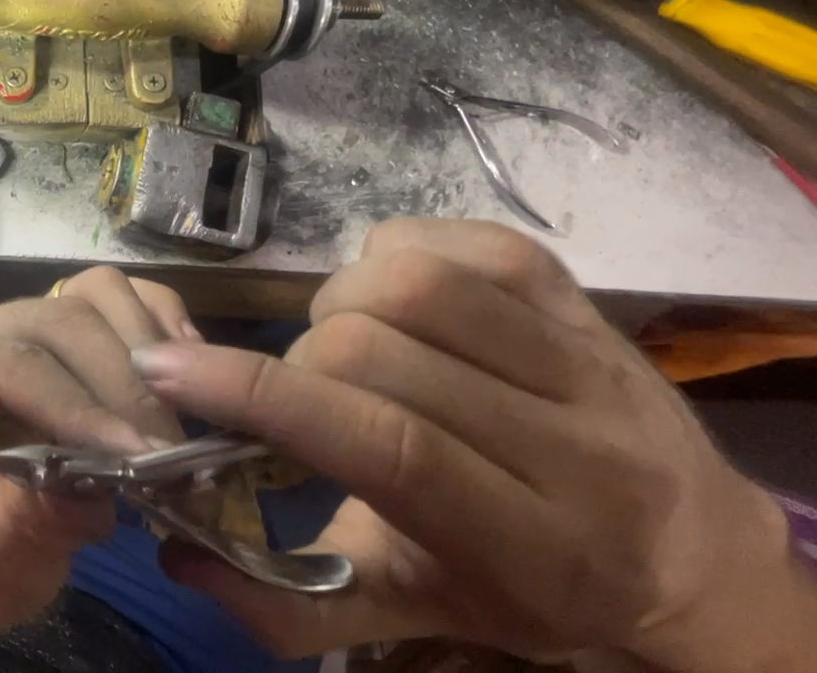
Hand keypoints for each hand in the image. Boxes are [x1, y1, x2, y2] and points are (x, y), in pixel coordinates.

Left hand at [0, 268, 201, 630]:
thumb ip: (36, 515)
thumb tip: (100, 490)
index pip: (9, 365)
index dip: (76, 407)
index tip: (138, 459)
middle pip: (63, 321)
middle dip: (123, 387)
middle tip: (172, 458)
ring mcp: (26, 316)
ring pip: (97, 293)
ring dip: (148, 350)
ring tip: (176, 424)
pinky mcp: (67, 323)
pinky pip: (121, 296)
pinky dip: (160, 320)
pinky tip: (189, 372)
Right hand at [133, 219, 814, 669]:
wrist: (691, 557)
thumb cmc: (527, 589)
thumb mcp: (414, 613)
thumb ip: (293, 601)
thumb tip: (177, 555)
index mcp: (538, 546)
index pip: (383, 444)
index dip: (258, 395)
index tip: (165, 369)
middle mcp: (585, 448)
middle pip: (378, 351)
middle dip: (304, 359)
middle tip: (305, 388)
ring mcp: (594, 361)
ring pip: (414, 283)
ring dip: (344, 304)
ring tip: (348, 341)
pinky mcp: (587, 300)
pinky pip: (462, 242)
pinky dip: (396, 256)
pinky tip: (394, 300)